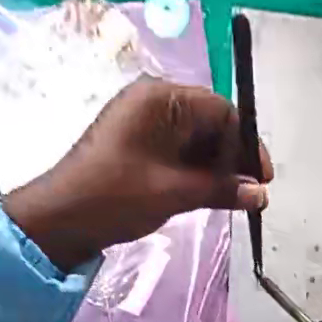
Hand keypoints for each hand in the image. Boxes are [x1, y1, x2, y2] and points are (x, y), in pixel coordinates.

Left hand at [4, 77, 273, 270]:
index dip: (247, 144)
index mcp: (159, 98)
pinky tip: (203, 196)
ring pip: (191, 142)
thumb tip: (260, 194)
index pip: (221, 110)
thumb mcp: (173, 193)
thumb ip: (221, 189)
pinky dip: (191, 174)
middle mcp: (150, 103)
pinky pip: (173, 153)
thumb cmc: (114, 198)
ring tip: (227, 199)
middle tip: (247, 193)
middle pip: (207, 124)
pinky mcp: (132, 148)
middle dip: (230, 158)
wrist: (58, 222)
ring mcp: (139, 125)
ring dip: (212, 169)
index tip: (262, 178)